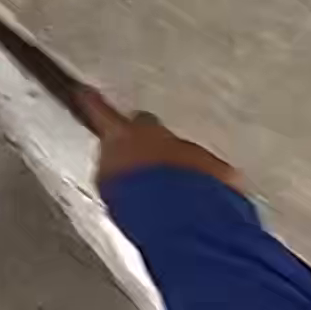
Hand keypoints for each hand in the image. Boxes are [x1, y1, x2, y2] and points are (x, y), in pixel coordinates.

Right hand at [76, 86, 241, 190]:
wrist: (184, 218)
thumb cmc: (135, 198)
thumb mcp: (108, 181)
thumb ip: (112, 164)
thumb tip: (115, 165)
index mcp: (119, 132)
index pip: (97, 107)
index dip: (91, 100)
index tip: (86, 92)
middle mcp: (153, 134)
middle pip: (148, 124)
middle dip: (148, 136)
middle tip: (146, 154)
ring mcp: (190, 150)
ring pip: (184, 151)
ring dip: (180, 164)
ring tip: (178, 189)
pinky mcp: (224, 171)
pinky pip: (217, 173)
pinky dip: (211, 183)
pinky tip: (207, 201)